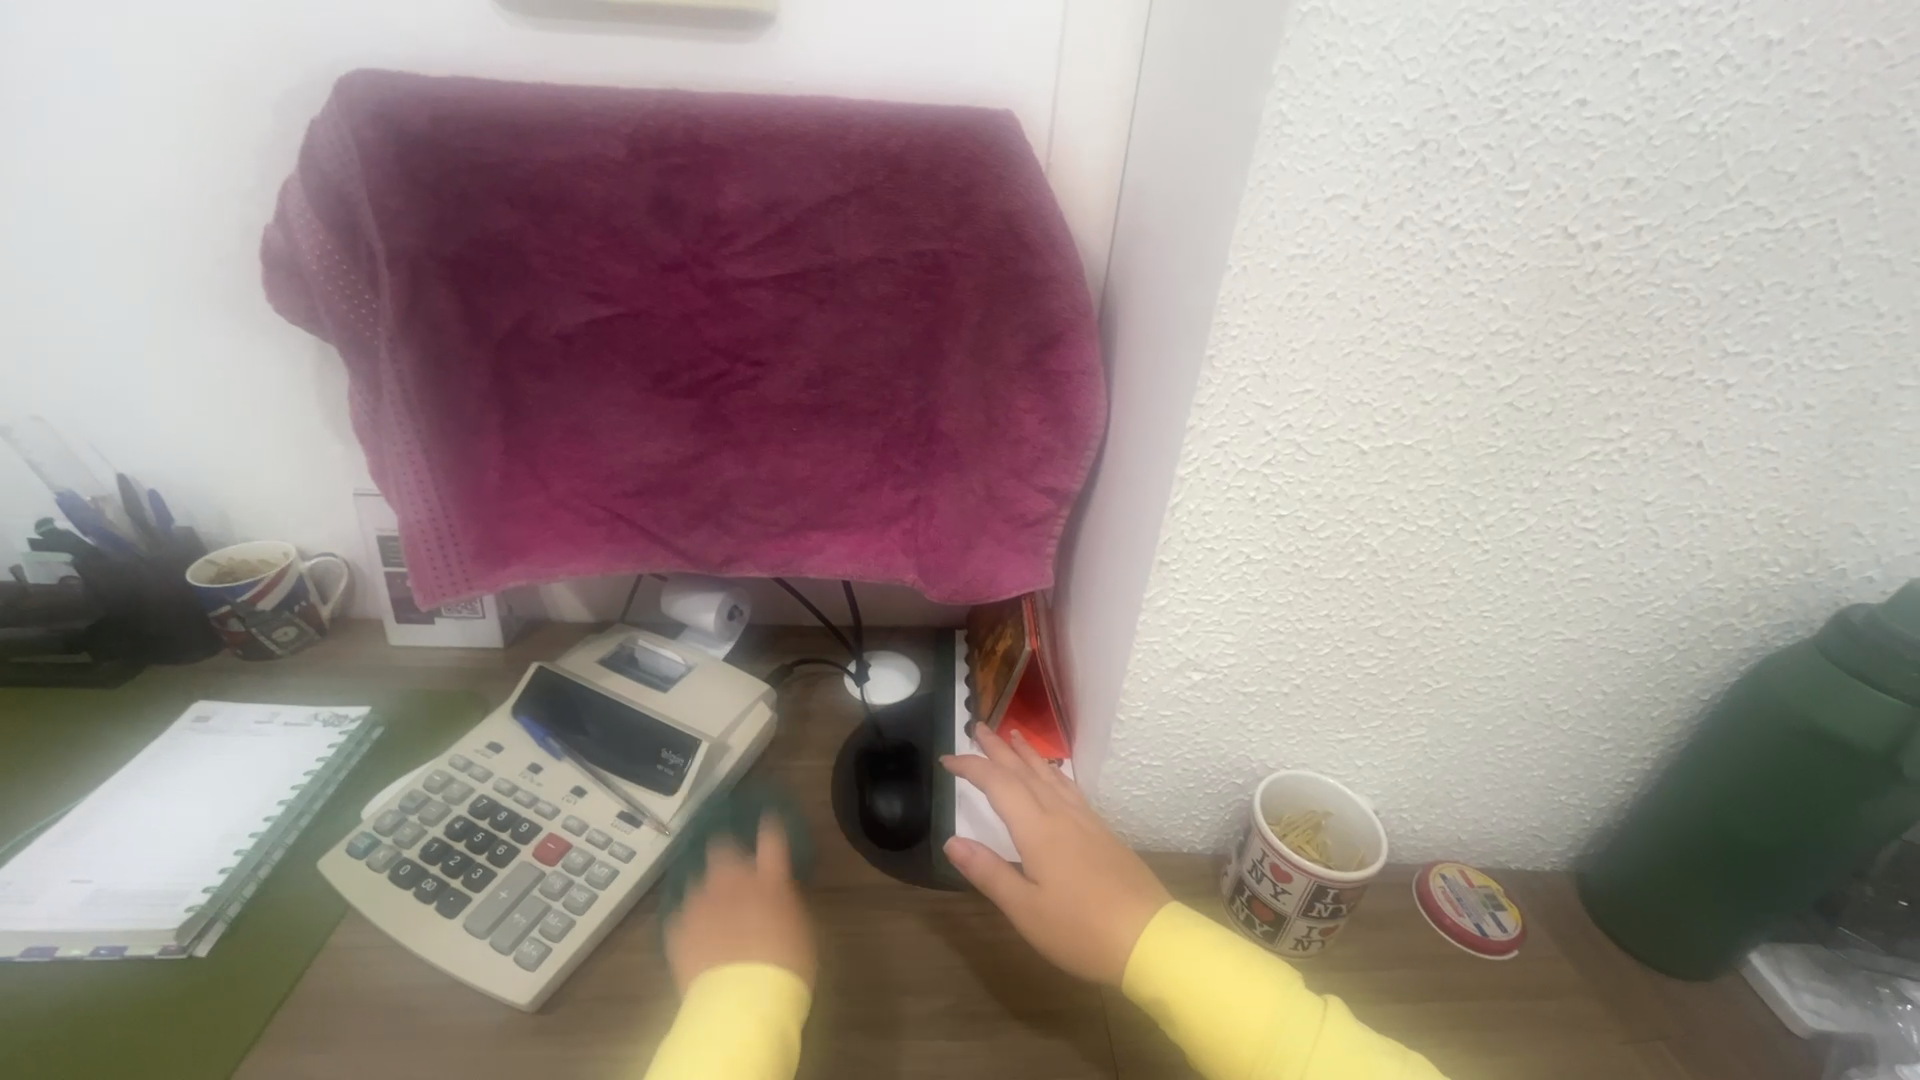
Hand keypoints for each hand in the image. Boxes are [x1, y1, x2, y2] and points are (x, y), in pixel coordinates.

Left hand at [663, 814, 815, 993]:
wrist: (742, 1002)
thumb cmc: (785, 967)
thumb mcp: (797, 928)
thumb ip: (783, 901)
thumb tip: (775, 893)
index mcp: (769, 879)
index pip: (772, 838)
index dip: (769, 826)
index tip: (767, 819)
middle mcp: (732, 882)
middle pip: (722, 848)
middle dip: (725, 852)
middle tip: (731, 866)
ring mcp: (701, 903)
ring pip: (697, 880)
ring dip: (705, 888)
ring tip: (710, 907)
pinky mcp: (677, 929)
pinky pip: (681, 914)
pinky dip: (689, 919)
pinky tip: (695, 934)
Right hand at [941, 726, 1171, 985]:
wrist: (1148, 938)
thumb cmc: (1080, 930)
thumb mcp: (1025, 910)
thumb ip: (988, 872)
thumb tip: (951, 840)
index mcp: (1037, 829)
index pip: (998, 784)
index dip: (971, 767)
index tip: (946, 758)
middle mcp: (1060, 814)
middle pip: (1024, 771)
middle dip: (998, 748)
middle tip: (977, 726)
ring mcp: (1085, 820)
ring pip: (1050, 775)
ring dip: (1027, 754)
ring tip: (1013, 736)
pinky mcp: (1101, 831)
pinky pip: (1069, 787)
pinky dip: (1052, 772)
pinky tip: (1053, 775)